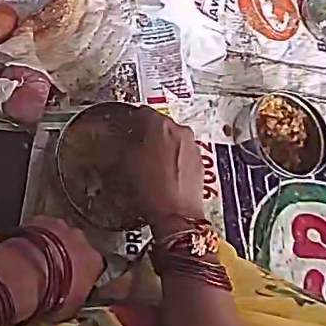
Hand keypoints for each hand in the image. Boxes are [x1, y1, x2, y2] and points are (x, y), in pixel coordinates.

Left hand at [0, 216, 105, 322]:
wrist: (25, 273)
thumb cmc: (53, 296)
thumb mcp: (72, 306)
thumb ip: (78, 296)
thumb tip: (74, 297)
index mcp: (94, 260)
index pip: (94, 266)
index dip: (84, 274)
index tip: (74, 284)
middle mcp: (80, 238)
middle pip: (76, 245)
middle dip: (68, 254)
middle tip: (54, 270)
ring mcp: (58, 225)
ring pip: (58, 234)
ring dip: (51, 244)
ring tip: (37, 259)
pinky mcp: (36, 219)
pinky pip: (38, 228)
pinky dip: (34, 237)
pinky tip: (24, 249)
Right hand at [128, 111, 205, 230]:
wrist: (176, 214)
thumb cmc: (150, 187)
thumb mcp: (127, 161)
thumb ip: (126, 141)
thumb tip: (126, 136)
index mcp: (160, 125)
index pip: (142, 112)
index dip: (131, 119)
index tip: (125, 126)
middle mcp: (180, 131)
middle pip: (160, 123)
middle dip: (147, 131)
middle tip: (135, 143)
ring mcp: (192, 146)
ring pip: (173, 137)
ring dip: (161, 143)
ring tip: (149, 159)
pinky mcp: (199, 161)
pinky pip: (182, 150)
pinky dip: (173, 155)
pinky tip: (163, 170)